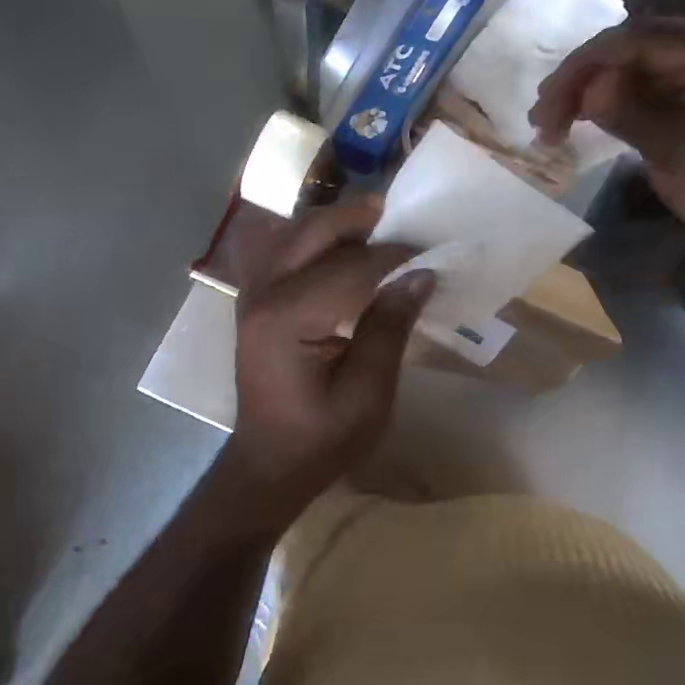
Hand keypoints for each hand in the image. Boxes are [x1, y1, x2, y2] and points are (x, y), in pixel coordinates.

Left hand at [222, 198, 434, 516]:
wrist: (270, 463)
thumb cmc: (322, 440)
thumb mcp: (368, 395)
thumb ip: (389, 328)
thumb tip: (421, 274)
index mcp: (287, 319)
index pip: (350, 267)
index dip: (395, 256)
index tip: (431, 256)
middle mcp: (262, 295)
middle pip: (312, 231)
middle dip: (360, 221)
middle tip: (403, 226)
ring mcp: (252, 294)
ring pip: (294, 232)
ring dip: (336, 225)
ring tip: (378, 234)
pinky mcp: (254, 301)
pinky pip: (285, 250)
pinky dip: (316, 242)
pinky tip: (344, 255)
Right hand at [530, 17, 684, 244]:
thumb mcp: (680, 152)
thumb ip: (631, 114)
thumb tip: (585, 88)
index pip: (637, 39)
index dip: (584, 66)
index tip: (546, 103)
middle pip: (628, 49)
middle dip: (580, 79)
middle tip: (541, 118)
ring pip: (625, 69)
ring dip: (586, 92)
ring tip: (550, 125)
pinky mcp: (684, 98)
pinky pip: (635, 90)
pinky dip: (603, 104)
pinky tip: (577, 121)